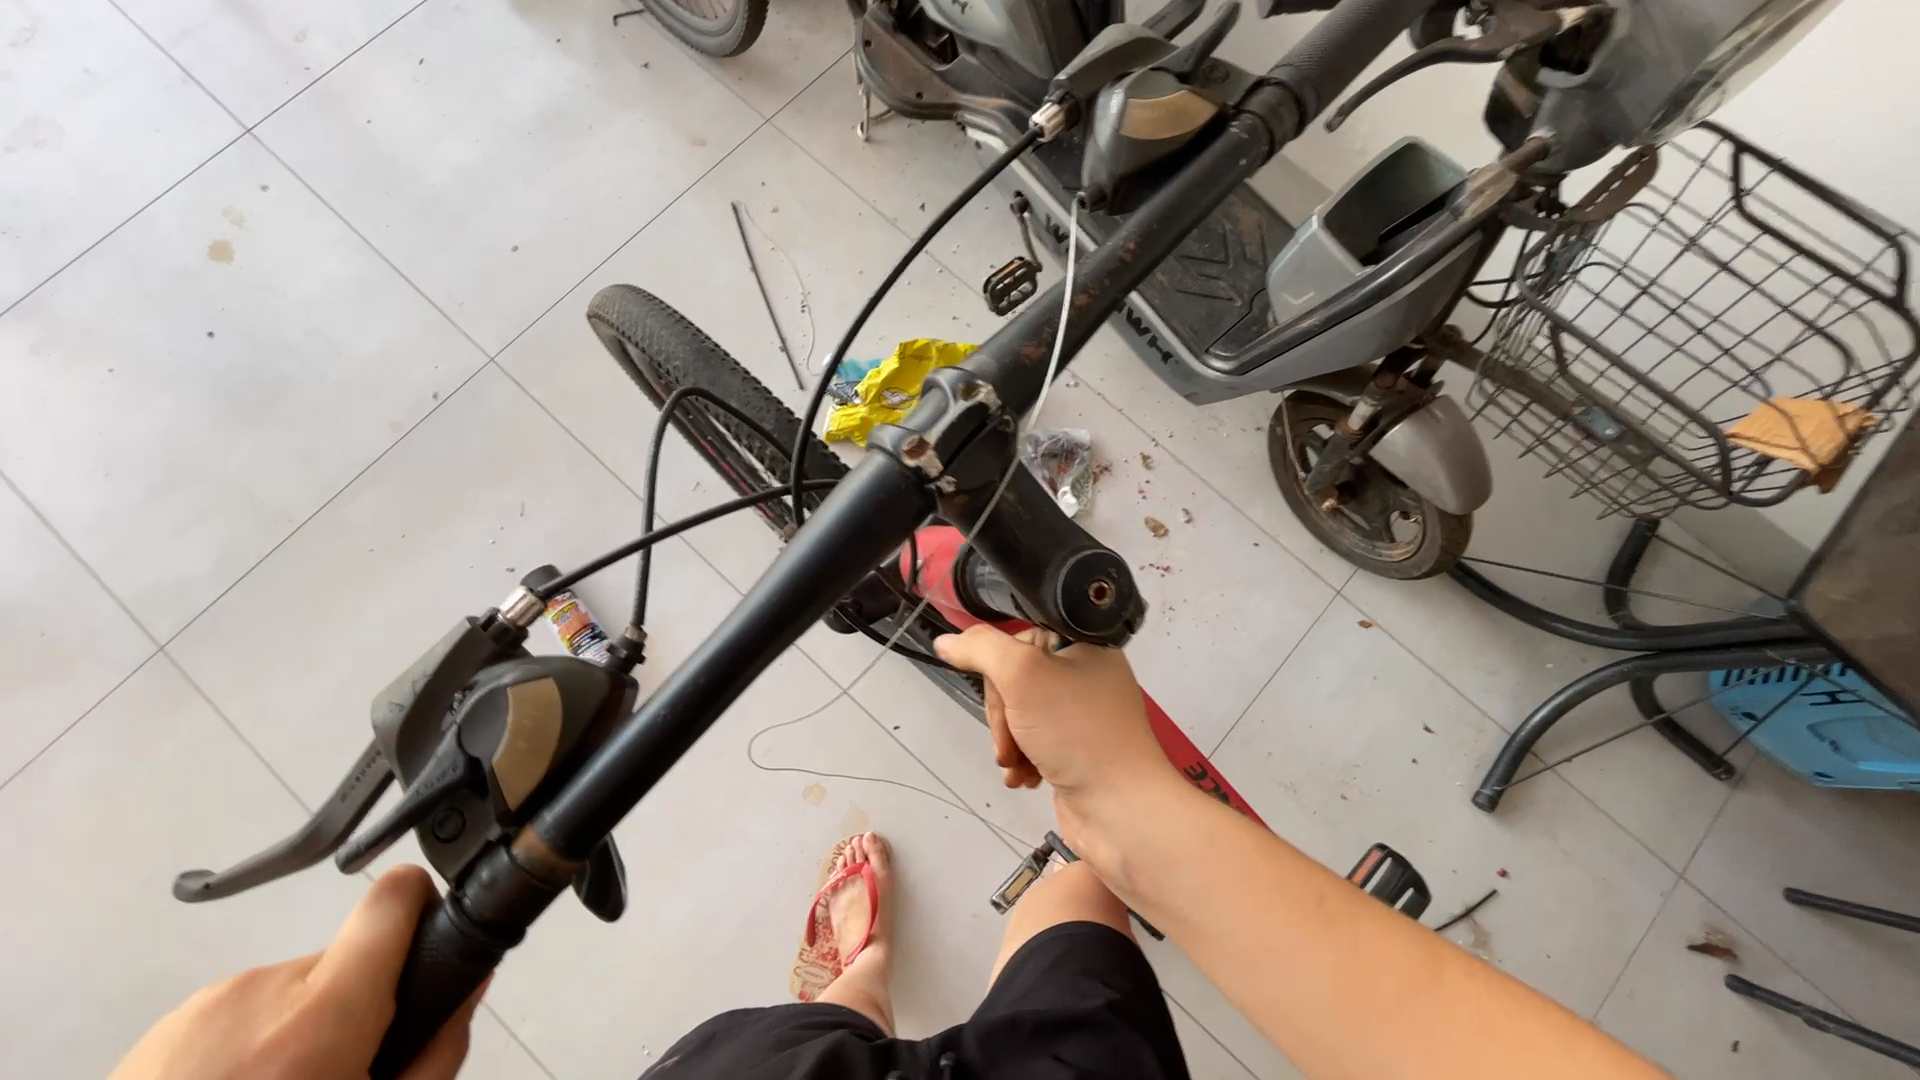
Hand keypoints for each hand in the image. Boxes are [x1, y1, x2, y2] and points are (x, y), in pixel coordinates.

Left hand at [111, 866, 483, 1079]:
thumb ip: (438, 1049)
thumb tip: (471, 983)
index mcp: (327, 1013)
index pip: (394, 898)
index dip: (421, 905)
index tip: (423, 941)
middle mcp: (265, 989)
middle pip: (344, 962)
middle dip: (352, 1005)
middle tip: (340, 1071)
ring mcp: (203, 1008)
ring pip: (287, 993)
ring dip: (295, 1030)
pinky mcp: (156, 1033)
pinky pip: (232, 1017)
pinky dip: (244, 1049)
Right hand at [933, 625, 1177, 825]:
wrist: (1120, 810)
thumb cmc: (1077, 733)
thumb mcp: (1023, 675)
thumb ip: (981, 649)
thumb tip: (947, 642)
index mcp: (1086, 646)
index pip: (1022, 638)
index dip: (1001, 667)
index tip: (1001, 693)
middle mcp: (1086, 676)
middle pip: (1015, 680)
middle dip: (1003, 715)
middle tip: (1009, 740)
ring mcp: (1081, 716)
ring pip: (1018, 714)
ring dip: (1008, 742)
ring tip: (1016, 765)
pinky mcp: (1076, 750)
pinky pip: (1032, 742)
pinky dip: (1022, 760)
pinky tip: (1024, 778)